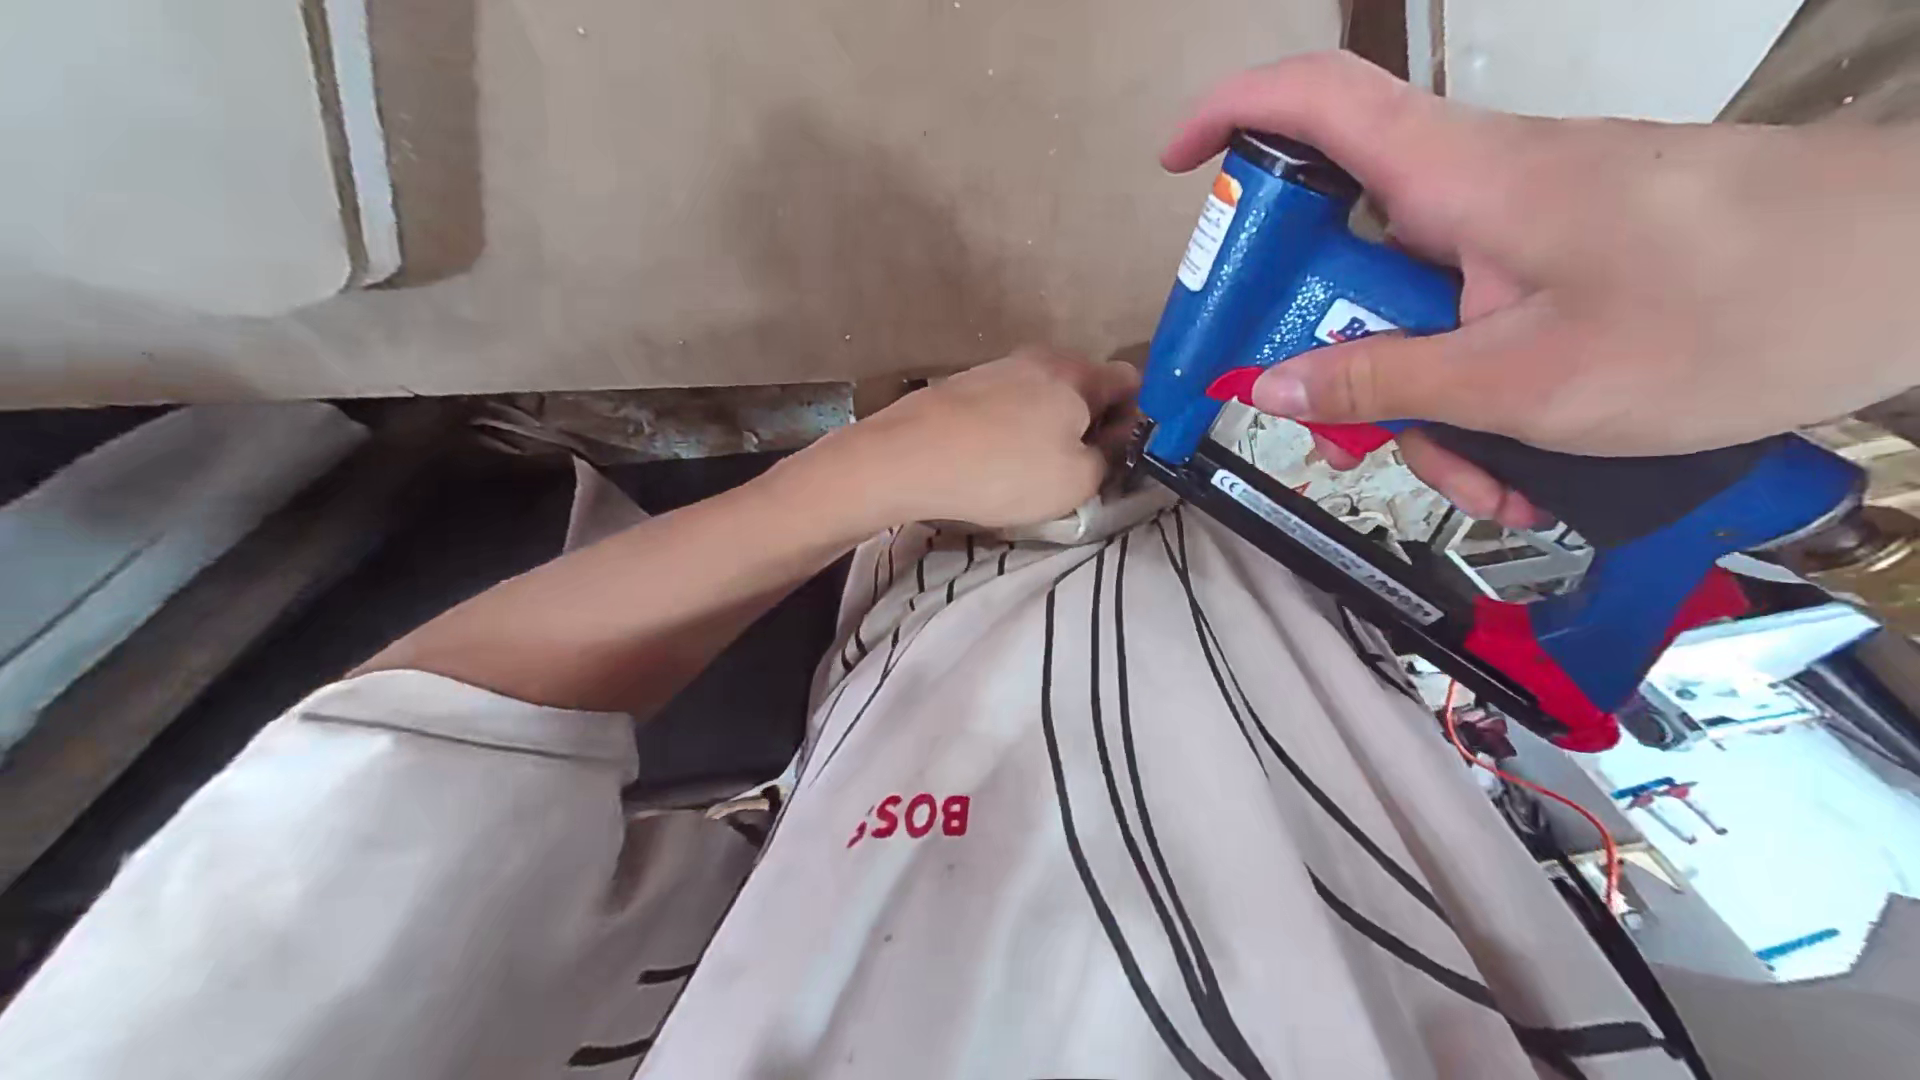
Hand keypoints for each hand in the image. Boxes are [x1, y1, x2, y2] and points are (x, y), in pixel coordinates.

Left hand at [810, 346, 1139, 528]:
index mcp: (1077, 373)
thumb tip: (1110, 443)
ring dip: (1047, 430)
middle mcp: (1040, 359)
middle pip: (1084, 389)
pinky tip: (991, 461)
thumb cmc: (1003, 472)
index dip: (1136, 420)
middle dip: (1089, 426)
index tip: (1118, 456)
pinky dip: (1011, 430)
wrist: (907, 459)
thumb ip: (1109, 459)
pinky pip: (1005, 406)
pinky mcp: (963, 386)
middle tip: (1076, 471)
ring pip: (1042, 398)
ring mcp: (996, 368)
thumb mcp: (1076, 481)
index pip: (1131, 382)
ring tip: (1028, 472)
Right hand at [1163, 51, 1919, 517]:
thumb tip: (1266, 385)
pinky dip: (1465, 403)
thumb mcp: (1527, 381)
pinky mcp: (1540, 268)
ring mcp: (1503, 236)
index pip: (1318, 102)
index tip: (1178, 166)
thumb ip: (1383, 383)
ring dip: (1414, 405)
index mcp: (1458, 180)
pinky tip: (1515, 460)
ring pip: (1400, 317)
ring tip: (1477, 469)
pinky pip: (1459, 334)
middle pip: (1339, 256)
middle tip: (1335, 424)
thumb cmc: (1739, 316)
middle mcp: (1468, 194)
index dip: (1232, 116)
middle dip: (1325, 352)